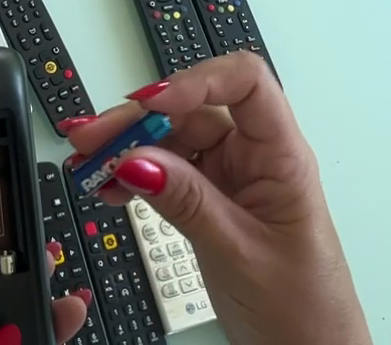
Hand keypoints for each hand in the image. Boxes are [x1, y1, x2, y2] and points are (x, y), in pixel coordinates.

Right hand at [61, 52, 370, 344]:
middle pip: (190, 109)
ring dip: (124, 146)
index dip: (196, 81)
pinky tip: (107, 186)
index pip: (245, 84)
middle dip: (137, 118)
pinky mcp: (206, 194)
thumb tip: (136, 159)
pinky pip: (162, 169)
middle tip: (91, 136)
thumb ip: (188, 203)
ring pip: (169, 137)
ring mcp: (226, 173)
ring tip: (87, 162)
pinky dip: (131, 173)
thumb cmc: (304, 310)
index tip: (149, 102)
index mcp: (280, 154)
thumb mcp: (240, 254)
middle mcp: (251, 153)